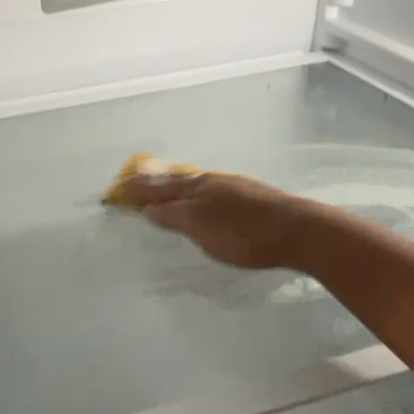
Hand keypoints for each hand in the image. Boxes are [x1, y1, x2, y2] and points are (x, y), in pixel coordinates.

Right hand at [117, 169, 325, 270]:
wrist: (300, 231)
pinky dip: (192, 190)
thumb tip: (147, 208)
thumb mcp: (201, 228)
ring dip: (171, 183)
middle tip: (130, 181)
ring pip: (192, 181)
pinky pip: (209, 188)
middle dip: (150, 181)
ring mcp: (232, 187)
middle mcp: (211, 181)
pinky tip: (200, 196)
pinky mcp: (250, 196)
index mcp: (195, 187)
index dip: (135, 191)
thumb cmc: (245, 233)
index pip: (157, 188)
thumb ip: (173, 217)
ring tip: (159, 183)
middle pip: (173, 179)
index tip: (114, 192)